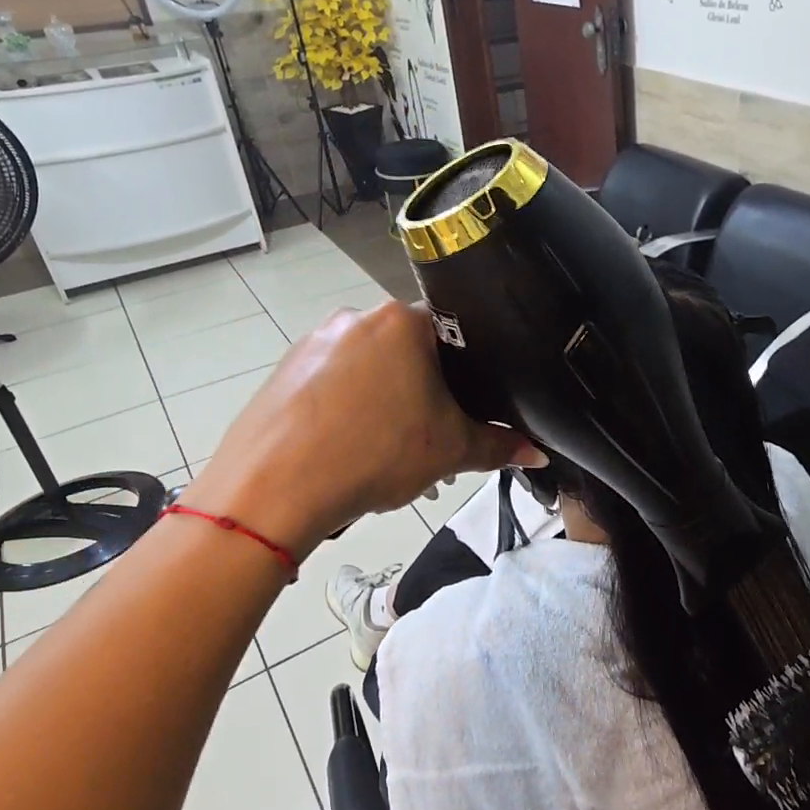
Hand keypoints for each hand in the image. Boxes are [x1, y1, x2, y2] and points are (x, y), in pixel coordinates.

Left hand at [183, 300, 542, 558]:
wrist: (272, 491)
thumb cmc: (372, 455)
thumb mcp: (450, 451)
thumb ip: (499, 446)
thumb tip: (538, 452)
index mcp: (402, 321)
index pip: (455, 328)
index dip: (470, 368)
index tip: (469, 403)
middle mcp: (356, 318)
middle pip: (409, 348)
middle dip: (425, 388)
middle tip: (430, 435)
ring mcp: (313, 342)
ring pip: (369, 366)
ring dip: (386, 399)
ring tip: (386, 451)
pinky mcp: (284, 370)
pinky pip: (332, 382)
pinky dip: (347, 408)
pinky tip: (348, 448)